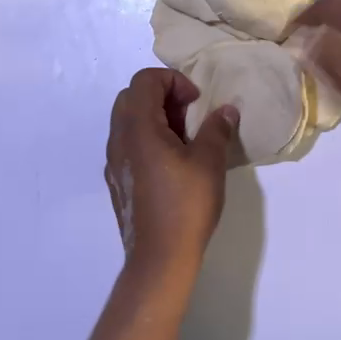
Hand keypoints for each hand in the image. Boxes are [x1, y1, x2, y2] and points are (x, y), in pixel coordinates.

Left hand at [105, 68, 238, 273]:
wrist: (159, 259)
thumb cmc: (186, 205)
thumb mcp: (209, 162)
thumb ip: (217, 129)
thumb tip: (226, 111)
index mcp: (138, 128)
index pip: (144, 80)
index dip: (173, 81)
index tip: (196, 101)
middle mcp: (119, 140)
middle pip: (132, 96)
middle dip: (163, 95)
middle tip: (190, 115)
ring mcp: (114, 162)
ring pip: (128, 121)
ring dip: (156, 117)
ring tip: (186, 139)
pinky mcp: (118, 181)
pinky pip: (129, 144)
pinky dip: (149, 139)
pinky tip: (173, 163)